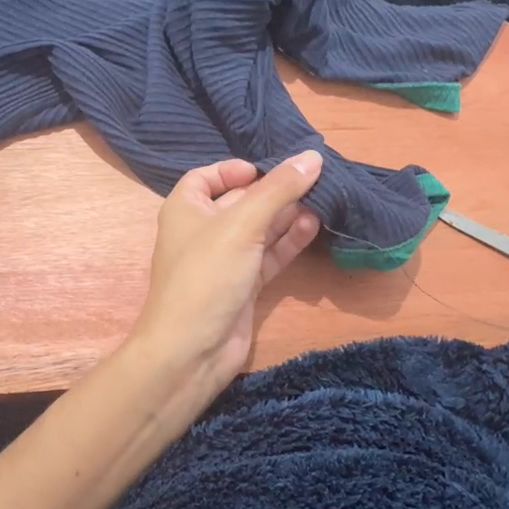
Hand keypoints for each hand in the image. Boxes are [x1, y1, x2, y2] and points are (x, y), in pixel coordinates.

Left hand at [127, 151, 323, 380]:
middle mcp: (203, 230)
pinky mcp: (243, 286)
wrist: (191, 352)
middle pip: (242, 201)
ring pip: (260, 229)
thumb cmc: (206, 276)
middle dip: (275, 191)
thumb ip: (278, 190)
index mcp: (186, 208)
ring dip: (287, 215)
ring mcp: (224, 260)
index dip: (234, 169)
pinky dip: (288, 241)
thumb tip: (312, 156)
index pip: (207, 177)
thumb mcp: (242, 224)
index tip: (266, 168)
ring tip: (322, 200)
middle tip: (314, 178)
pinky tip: (314, 226)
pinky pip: (268, 255)